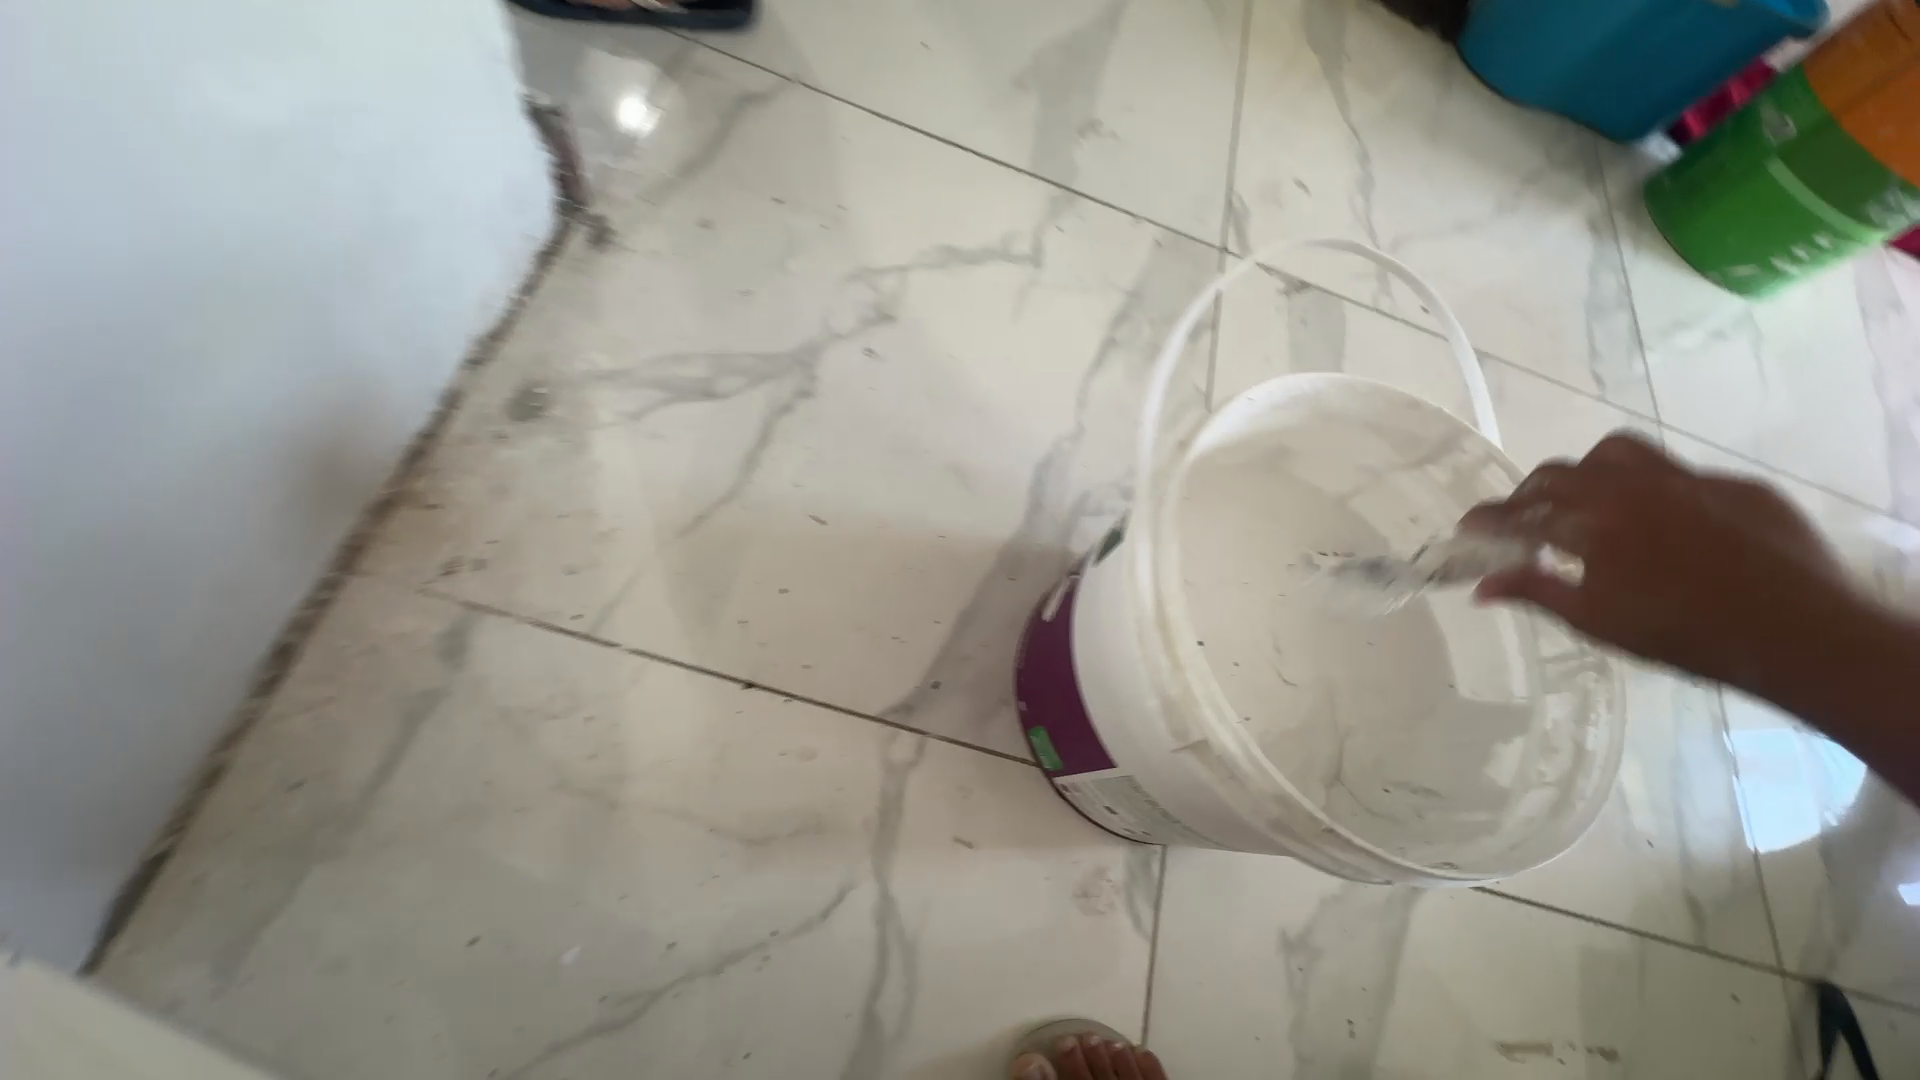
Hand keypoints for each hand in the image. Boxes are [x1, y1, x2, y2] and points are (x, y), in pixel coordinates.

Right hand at [1460, 432, 1853, 690]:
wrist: (1802, 636)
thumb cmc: (1682, 634)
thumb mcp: (1595, 620)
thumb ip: (1535, 592)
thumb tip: (1481, 586)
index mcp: (1592, 525)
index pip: (1522, 514)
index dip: (1490, 519)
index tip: (1469, 524)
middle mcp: (1631, 490)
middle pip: (1559, 474)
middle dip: (1530, 494)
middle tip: (1522, 518)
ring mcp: (1687, 481)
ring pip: (1616, 452)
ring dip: (1587, 471)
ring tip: (1585, 499)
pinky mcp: (1736, 486)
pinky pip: (1678, 473)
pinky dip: (1651, 490)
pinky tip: (1661, 523)